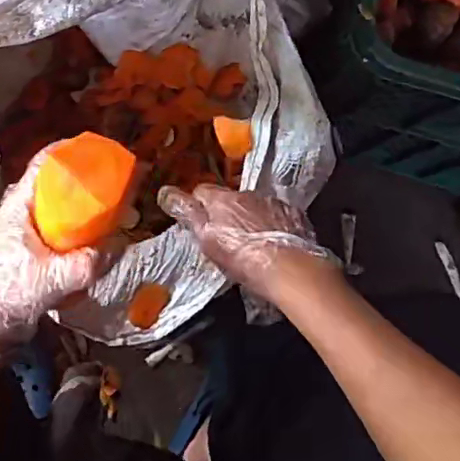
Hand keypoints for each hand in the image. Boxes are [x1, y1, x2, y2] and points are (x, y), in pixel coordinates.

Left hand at [0, 145, 119, 345]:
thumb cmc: (13, 291)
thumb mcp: (55, 277)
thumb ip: (89, 263)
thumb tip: (120, 244)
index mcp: (19, 203)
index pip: (42, 162)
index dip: (69, 150)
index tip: (96, 149)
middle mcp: (21, 207)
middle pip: (54, 179)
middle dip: (83, 176)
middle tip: (113, 178)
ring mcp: (25, 224)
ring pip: (57, 200)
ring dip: (82, 199)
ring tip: (112, 200)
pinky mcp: (32, 241)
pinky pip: (58, 219)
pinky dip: (78, 218)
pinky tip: (97, 228)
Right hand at [158, 184, 336, 299]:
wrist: (291, 269)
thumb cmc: (242, 258)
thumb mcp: (207, 240)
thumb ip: (188, 214)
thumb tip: (165, 192)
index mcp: (221, 199)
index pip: (201, 191)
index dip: (197, 206)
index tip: (199, 223)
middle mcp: (246, 194)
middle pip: (229, 199)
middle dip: (226, 213)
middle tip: (226, 238)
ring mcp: (272, 202)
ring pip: (253, 205)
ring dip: (249, 218)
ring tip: (252, 243)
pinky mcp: (293, 214)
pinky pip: (275, 214)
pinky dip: (271, 224)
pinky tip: (273, 243)